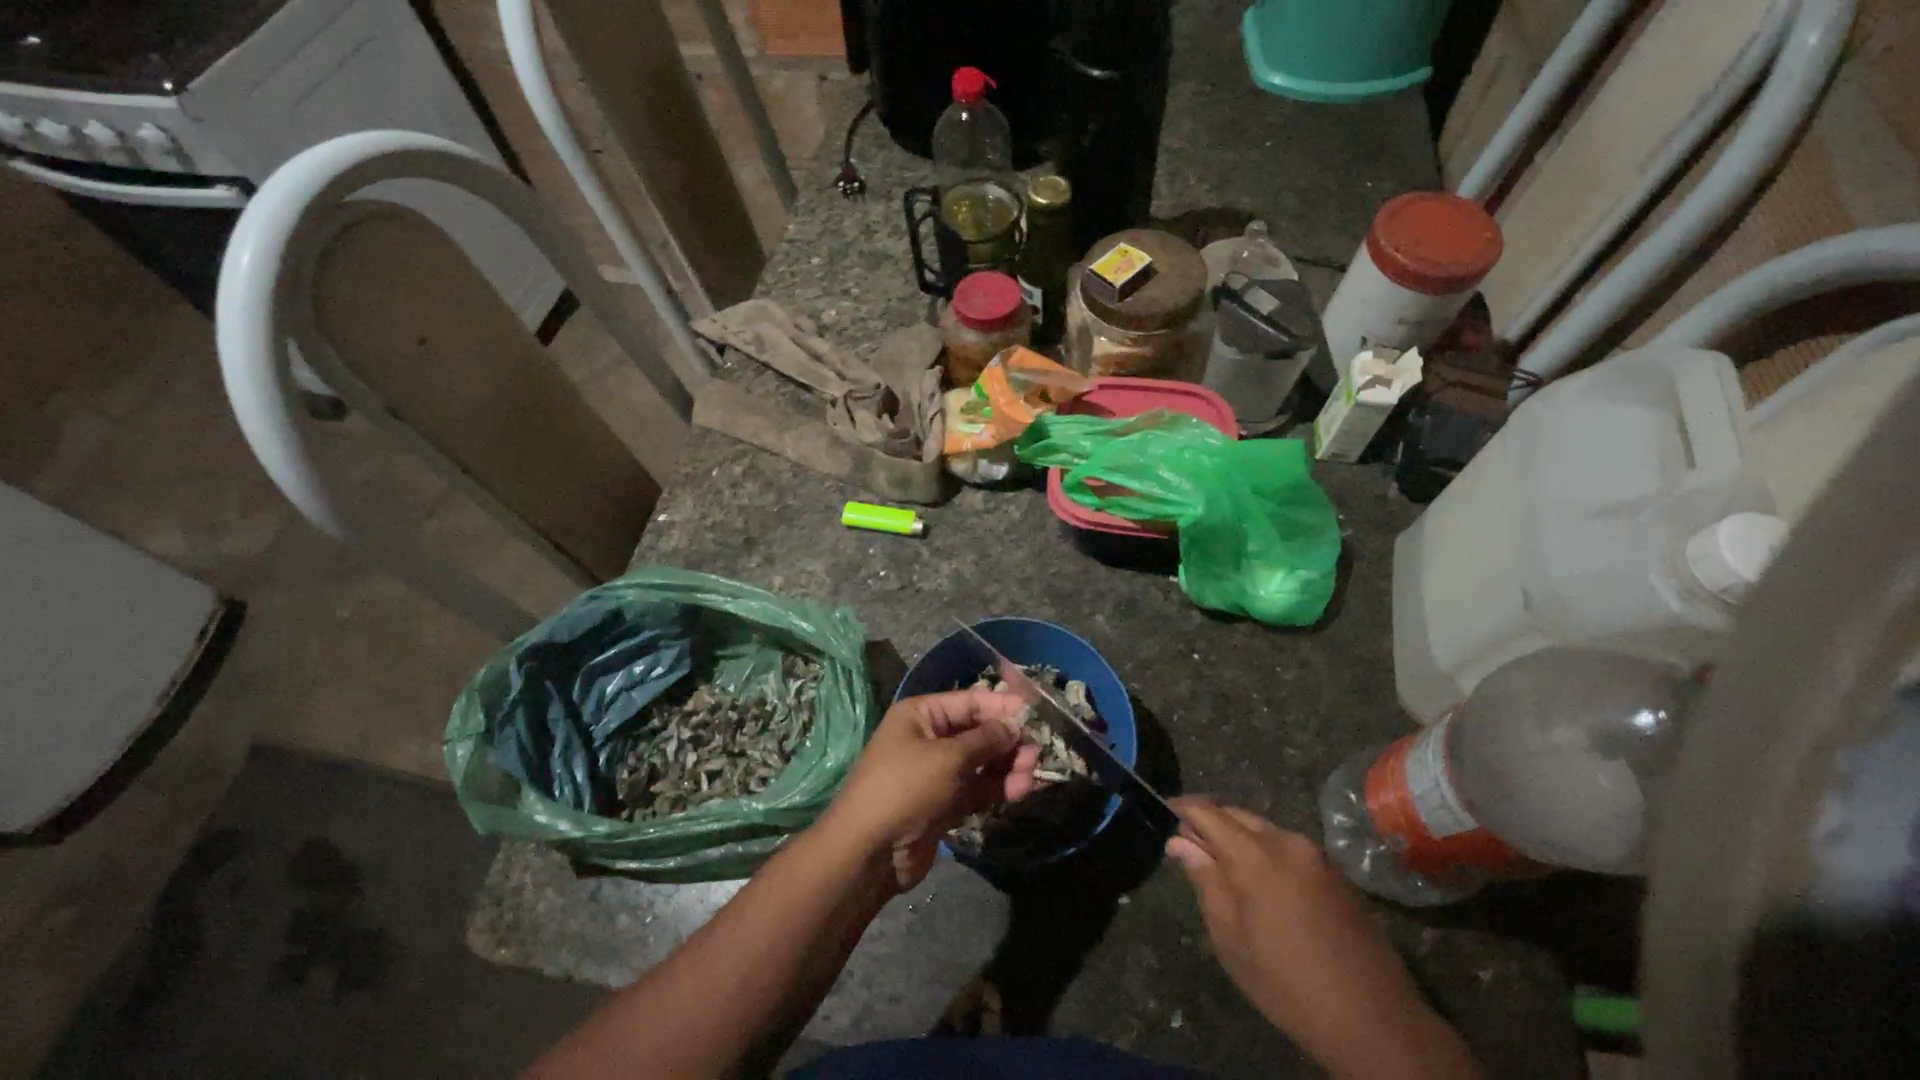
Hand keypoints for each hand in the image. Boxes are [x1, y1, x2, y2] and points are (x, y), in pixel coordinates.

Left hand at [821, 690, 1040, 889]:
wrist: (870, 851)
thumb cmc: (905, 788)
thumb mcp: (948, 758)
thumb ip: (986, 740)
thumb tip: (1014, 725)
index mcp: (921, 715)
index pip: (969, 702)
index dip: (1002, 706)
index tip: (1035, 713)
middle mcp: (930, 739)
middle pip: (980, 733)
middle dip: (1009, 742)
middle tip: (1035, 754)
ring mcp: (938, 773)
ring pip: (983, 764)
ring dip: (1008, 768)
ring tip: (1029, 779)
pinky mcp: (946, 804)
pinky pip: (979, 789)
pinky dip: (999, 789)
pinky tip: (1021, 792)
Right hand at [1167, 797, 1480, 1079]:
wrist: (1371, 1018)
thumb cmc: (1285, 982)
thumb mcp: (1230, 937)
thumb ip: (1205, 881)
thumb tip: (1180, 843)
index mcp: (1256, 855)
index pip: (1208, 812)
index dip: (1183, 809)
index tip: (1164, 813)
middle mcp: (1288, 842)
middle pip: (1239, 816)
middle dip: (1211, 824)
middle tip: (1190, 848)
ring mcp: (1318, 856)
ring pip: (1266, 831)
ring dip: (1241, 840)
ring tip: (1224, 869)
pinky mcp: (1338, 874)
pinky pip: (1291, 849)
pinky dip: (1268, 854)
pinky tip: (1264, 887)